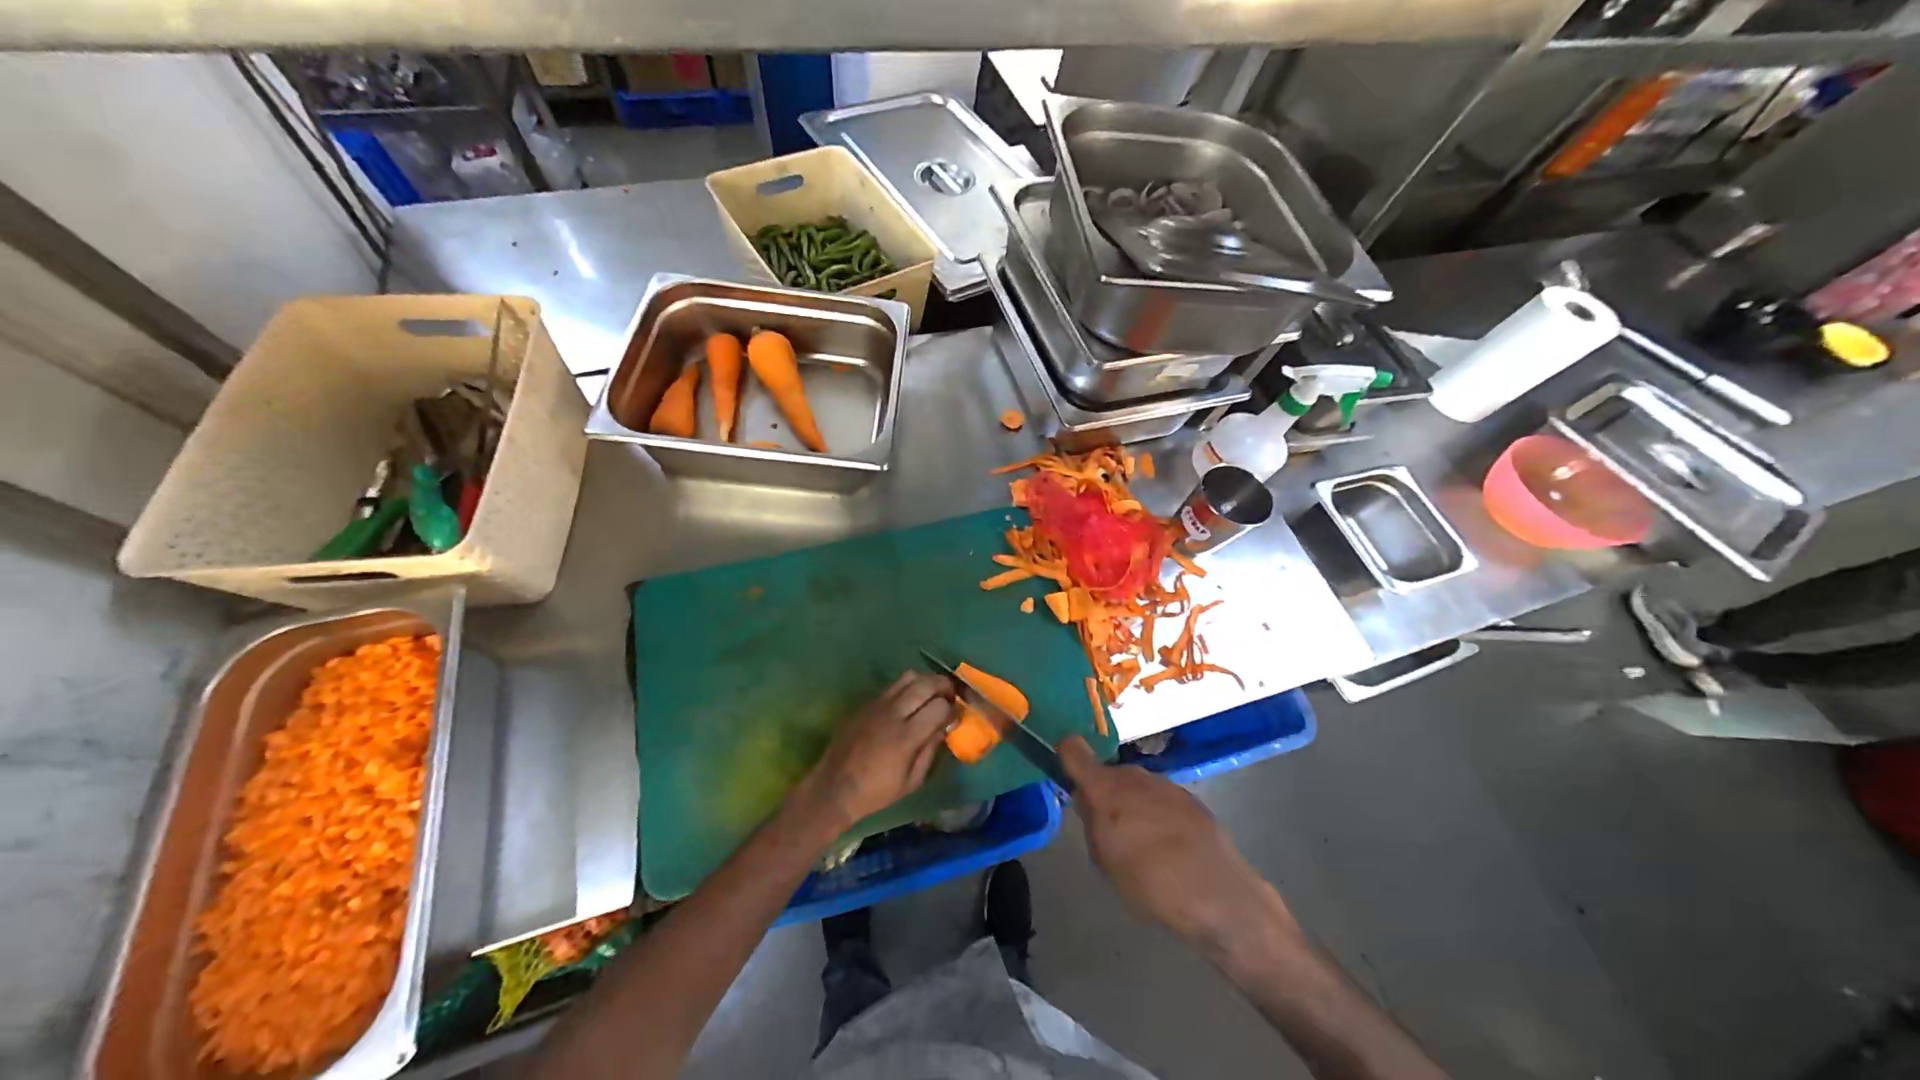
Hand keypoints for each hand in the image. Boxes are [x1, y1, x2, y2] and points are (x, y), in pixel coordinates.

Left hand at [791, 672, 956, 835]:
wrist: (834, 787)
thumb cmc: (876, 792)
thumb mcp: (912, 781)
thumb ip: (930, 750)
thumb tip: (944, 726)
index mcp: (906, 736)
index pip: (939, 706)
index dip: (952, 709)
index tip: (954, 717)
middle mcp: (892, 713)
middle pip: (926, 684)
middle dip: (944, 686)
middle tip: (950, 696)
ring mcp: (876, 705)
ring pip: (908, 677)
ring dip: (925, 681)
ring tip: (931, 694)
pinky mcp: (865, 704)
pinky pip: (891, 685)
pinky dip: (907, 687)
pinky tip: (909, 702)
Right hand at [1059, 736, 1294, 950]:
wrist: (1219, 896)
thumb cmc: (1150, 884)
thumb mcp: (1103, 862)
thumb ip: (1091, 824)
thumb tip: (1088, 802)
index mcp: (1105, 789)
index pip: (1073, 750)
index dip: (1066, 756)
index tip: (1066, 775)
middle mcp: (1134, 776)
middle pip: (1108, 775)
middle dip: (1104, 795)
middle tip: (1110, 832)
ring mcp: (1165, 784)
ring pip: (1136, 787)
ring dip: (1133, 806)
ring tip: (1144, 846)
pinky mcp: (1191, 798)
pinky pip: (1161, 799)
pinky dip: (1159, 815)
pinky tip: (1171, 848)